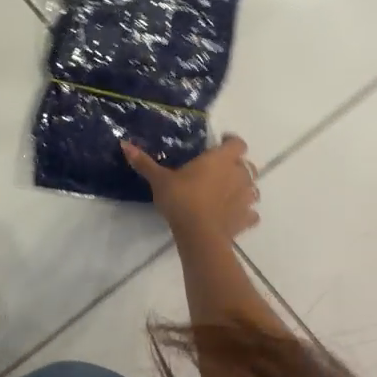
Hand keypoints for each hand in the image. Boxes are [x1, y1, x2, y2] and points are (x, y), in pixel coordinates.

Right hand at [123, 135, 259, 242]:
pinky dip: (245, 211)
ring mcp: (246, 198)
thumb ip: (144, 162)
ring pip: (252, 187)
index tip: (221, 142)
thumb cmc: (181, 199)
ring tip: (227, 191)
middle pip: (247, 164)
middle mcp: (238, 175)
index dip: (231, 141)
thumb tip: (124, 144)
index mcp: (220, 160)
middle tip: (219, 169)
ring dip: (243, 187)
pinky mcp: (246, 219)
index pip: (237, 143)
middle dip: (236, 165)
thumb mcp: (159, 179)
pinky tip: (233, 214)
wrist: (200, 235)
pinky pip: (251, 212)